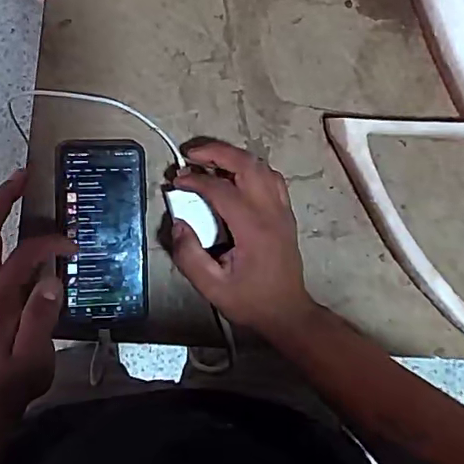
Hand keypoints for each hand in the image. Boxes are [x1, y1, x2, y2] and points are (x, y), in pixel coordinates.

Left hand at [0, 170, 75, 413]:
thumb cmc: (18, 375)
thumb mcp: (33, 354)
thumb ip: (39, 318)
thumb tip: (52, 281)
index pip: (23, 257)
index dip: (49, 245)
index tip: (74, 246)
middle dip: (1, 201)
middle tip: (22, 176)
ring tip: (19, 187)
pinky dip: (1, 228)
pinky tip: (20, 223)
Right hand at [167, 140, 321, 334]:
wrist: (287, 311)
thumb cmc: (250, 301)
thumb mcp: (212, 287)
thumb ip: (189, 255)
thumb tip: (178, 224)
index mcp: (254, 228)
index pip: (222, 190)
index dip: (195, 180)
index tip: (175, 181)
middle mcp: (272, 212)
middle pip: (248, 165)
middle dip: (217, 152)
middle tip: (190, 154)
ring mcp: (283, 210)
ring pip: (262, 167)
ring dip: (234, 157)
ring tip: (207, 161)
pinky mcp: (285, 213)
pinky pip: (271, 178)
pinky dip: (250, 168)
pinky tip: (233, 176)